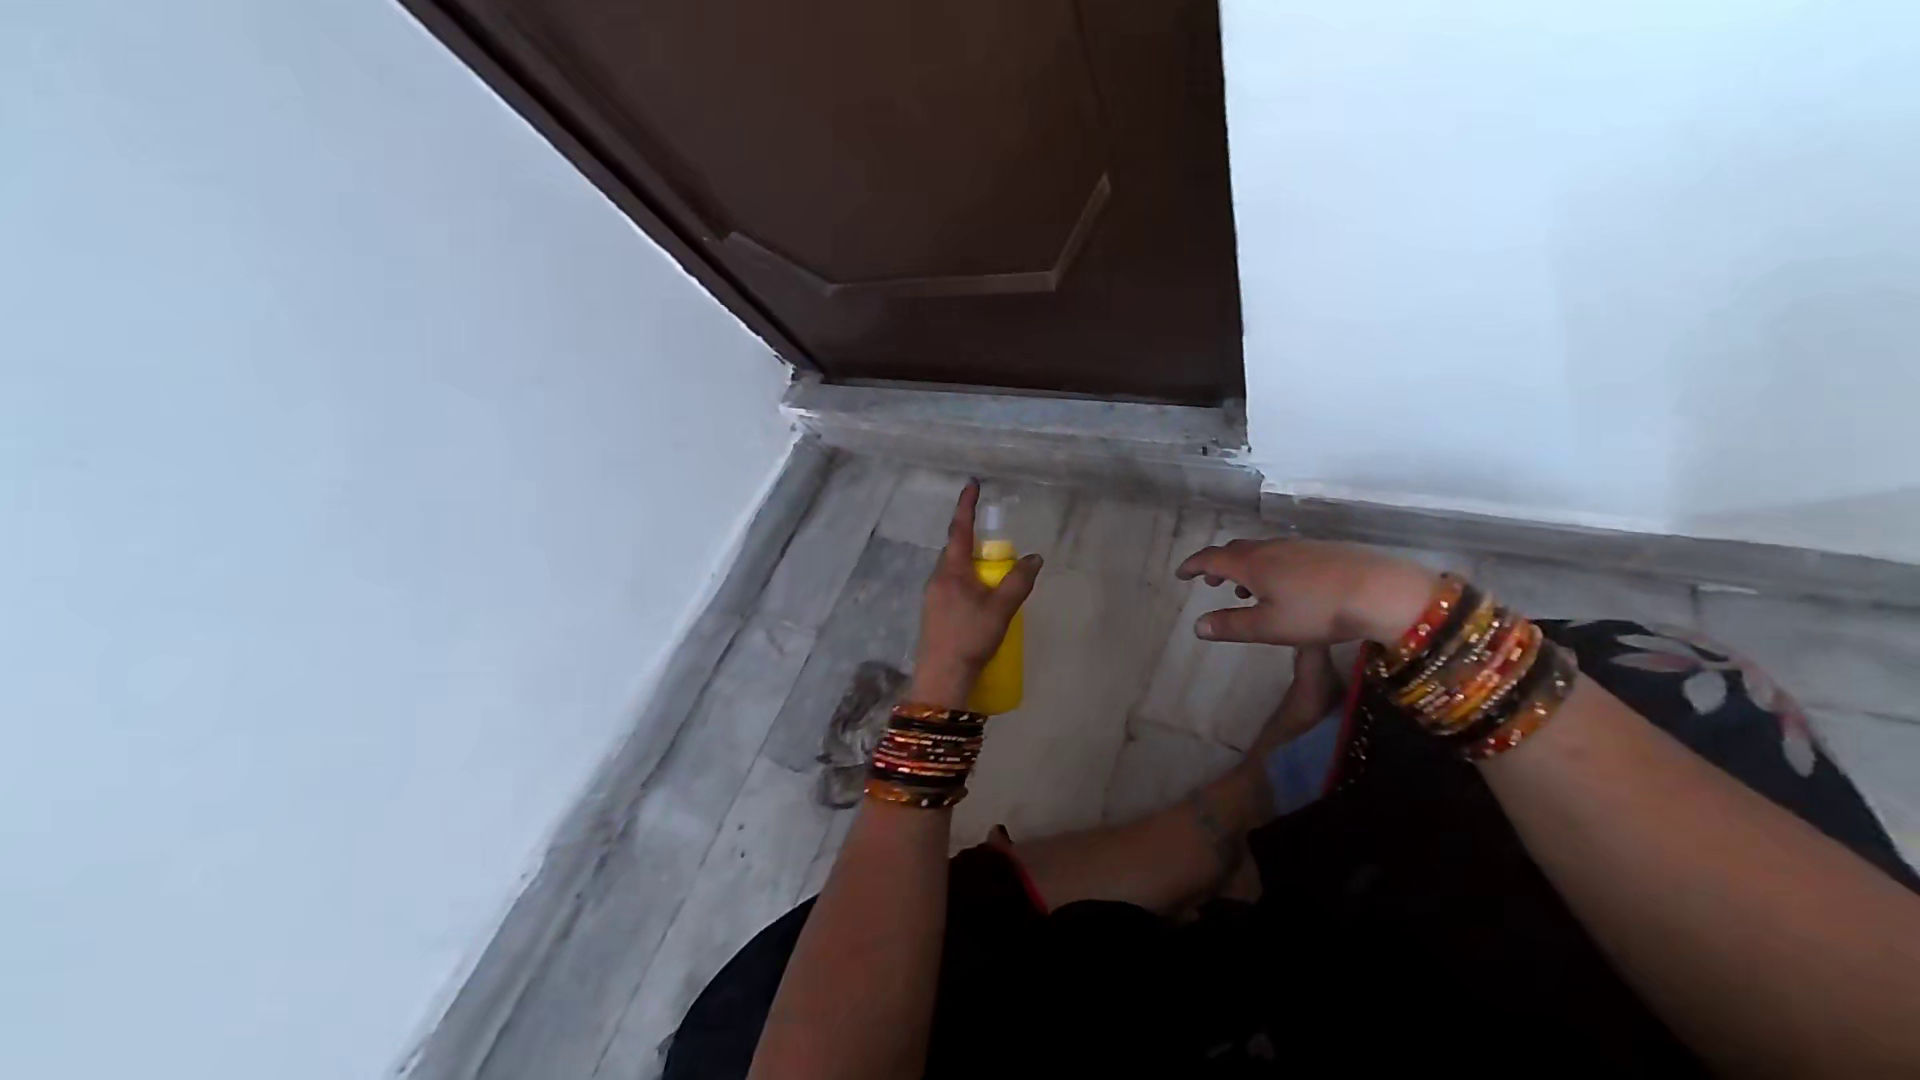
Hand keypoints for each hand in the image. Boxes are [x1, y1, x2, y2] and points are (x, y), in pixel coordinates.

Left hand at [909, 480, 1042, 707]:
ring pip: (953, 570)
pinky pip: (951, 586)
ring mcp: (933, 596)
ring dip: (971, 564)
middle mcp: (937, 578)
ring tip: (991, 575)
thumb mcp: (1001, 609)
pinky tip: (980, 600)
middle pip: (955, 550)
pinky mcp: (934, 613)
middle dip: (972, 540)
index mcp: (951, 571)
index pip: (959, 530)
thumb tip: (1034, 557)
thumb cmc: (970, 637)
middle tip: (993, 542)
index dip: (966, 506)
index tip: (972, 485)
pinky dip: (967, 582)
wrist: (942, 676)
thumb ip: (1018, 581)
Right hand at [1174, 538, 1436, 645]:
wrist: (1381, 590)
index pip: (1211, 558)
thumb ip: (1230, 625)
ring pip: (1259, 552)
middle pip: (1234, 550)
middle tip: (1211, 582)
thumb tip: (1197, 626)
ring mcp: (1297, 546)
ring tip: (1245, 590)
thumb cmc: (1317, 611)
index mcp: (1251, 564)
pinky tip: (1283, 587)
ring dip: (1244, 567)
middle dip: (1218, 565)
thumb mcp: (1269, 627)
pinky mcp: (1321, 551)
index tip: (1181, 574)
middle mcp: (1270, 548)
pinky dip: (1268, 566)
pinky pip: (1281, 554)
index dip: (1193, 565)